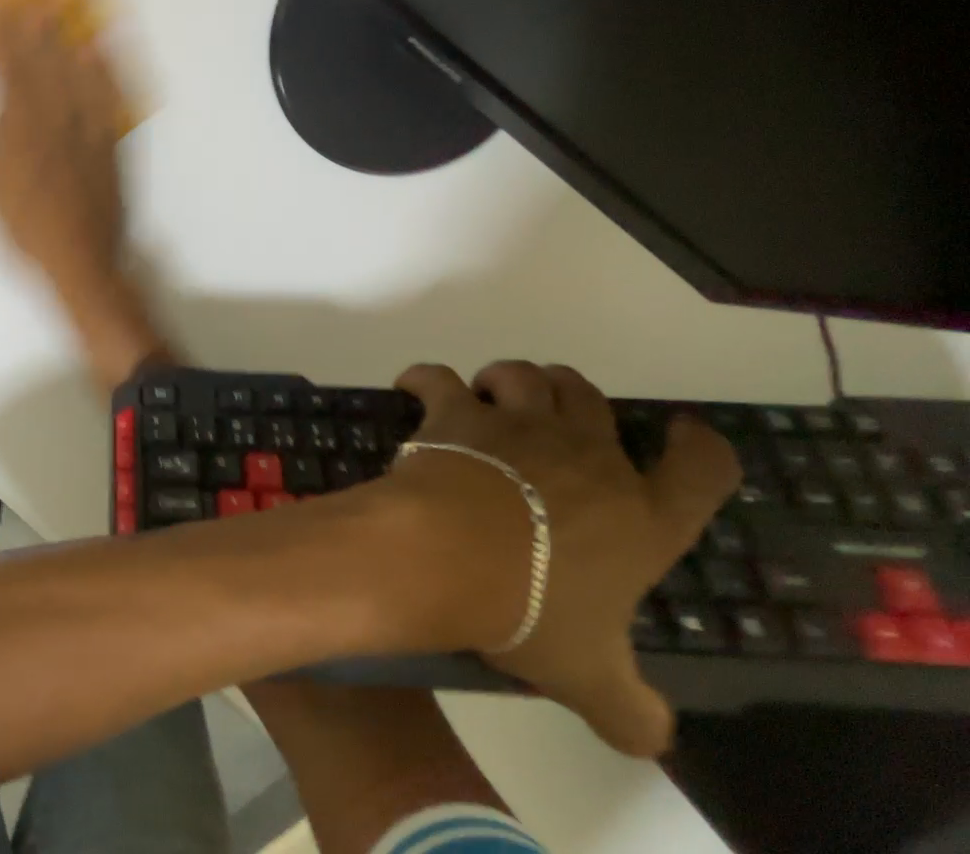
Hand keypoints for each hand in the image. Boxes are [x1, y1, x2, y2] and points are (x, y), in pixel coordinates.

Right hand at [0, 0, 129, 293]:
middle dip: (32, 23)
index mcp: (18, 142)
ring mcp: (88, 133)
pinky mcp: (112, 142)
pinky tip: (102, 40)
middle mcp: (54, 128)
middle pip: (42, 66)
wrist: (83, 262)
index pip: (6, 79)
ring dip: (68, 31)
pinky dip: (106, 65)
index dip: (0, 40)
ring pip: (77, 72)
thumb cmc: (27, 236)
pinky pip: (110, 95)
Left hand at [390, 362, 740, 756]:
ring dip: (512, 379)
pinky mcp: (457, 416)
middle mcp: (587, 458)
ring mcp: (518, 428)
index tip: (683, 431)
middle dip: (578, 397)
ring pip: (527, 377)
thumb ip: (629, 709)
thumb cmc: (529, 612)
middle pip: (595, 400)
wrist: (447, 558)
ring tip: (491, 394)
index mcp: (642, 515)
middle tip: (554, 412)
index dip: (700, 446)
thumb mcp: (589, 678)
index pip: (704, 468)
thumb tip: (653, 742)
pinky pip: (440, 379)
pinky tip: (416, 388)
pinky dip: (426, 378)